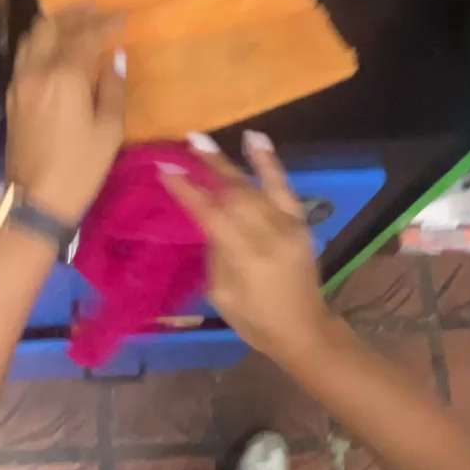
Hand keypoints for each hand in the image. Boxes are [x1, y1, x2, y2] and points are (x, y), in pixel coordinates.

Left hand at [6, 4, 126, 223]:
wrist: (36, 201)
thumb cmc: (80, 169)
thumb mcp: (109, 131)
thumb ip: (113, 89)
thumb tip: (114, 61)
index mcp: (64, 77)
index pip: (86, 36)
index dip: (106, 23)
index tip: (123, 17)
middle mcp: (37, 71)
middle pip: (50, 26)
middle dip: (74, 15)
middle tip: (95, 11)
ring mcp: (19, 83)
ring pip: (31, 38)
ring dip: (54, 26)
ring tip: (74, 26)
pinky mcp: (12, 97)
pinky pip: (24, 57)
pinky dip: (41, 45)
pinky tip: (56, 52)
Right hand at [159, 132, 344, 362]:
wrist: (304, 330)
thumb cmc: (255, 320)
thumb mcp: (222, 293)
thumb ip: (216, 252)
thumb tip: (210, 220)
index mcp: (246, 257)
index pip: (211, 215)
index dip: (187, 190)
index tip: (165, 169)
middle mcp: (270, 235)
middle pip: (236, 193)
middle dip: (209, 167)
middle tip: (187, 143)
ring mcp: (290, 226)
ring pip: (257, 186)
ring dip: (232, 160)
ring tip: (210, 140)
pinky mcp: (301, 223)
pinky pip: (284, 187)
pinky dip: (270, 162)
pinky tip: (256, 140)